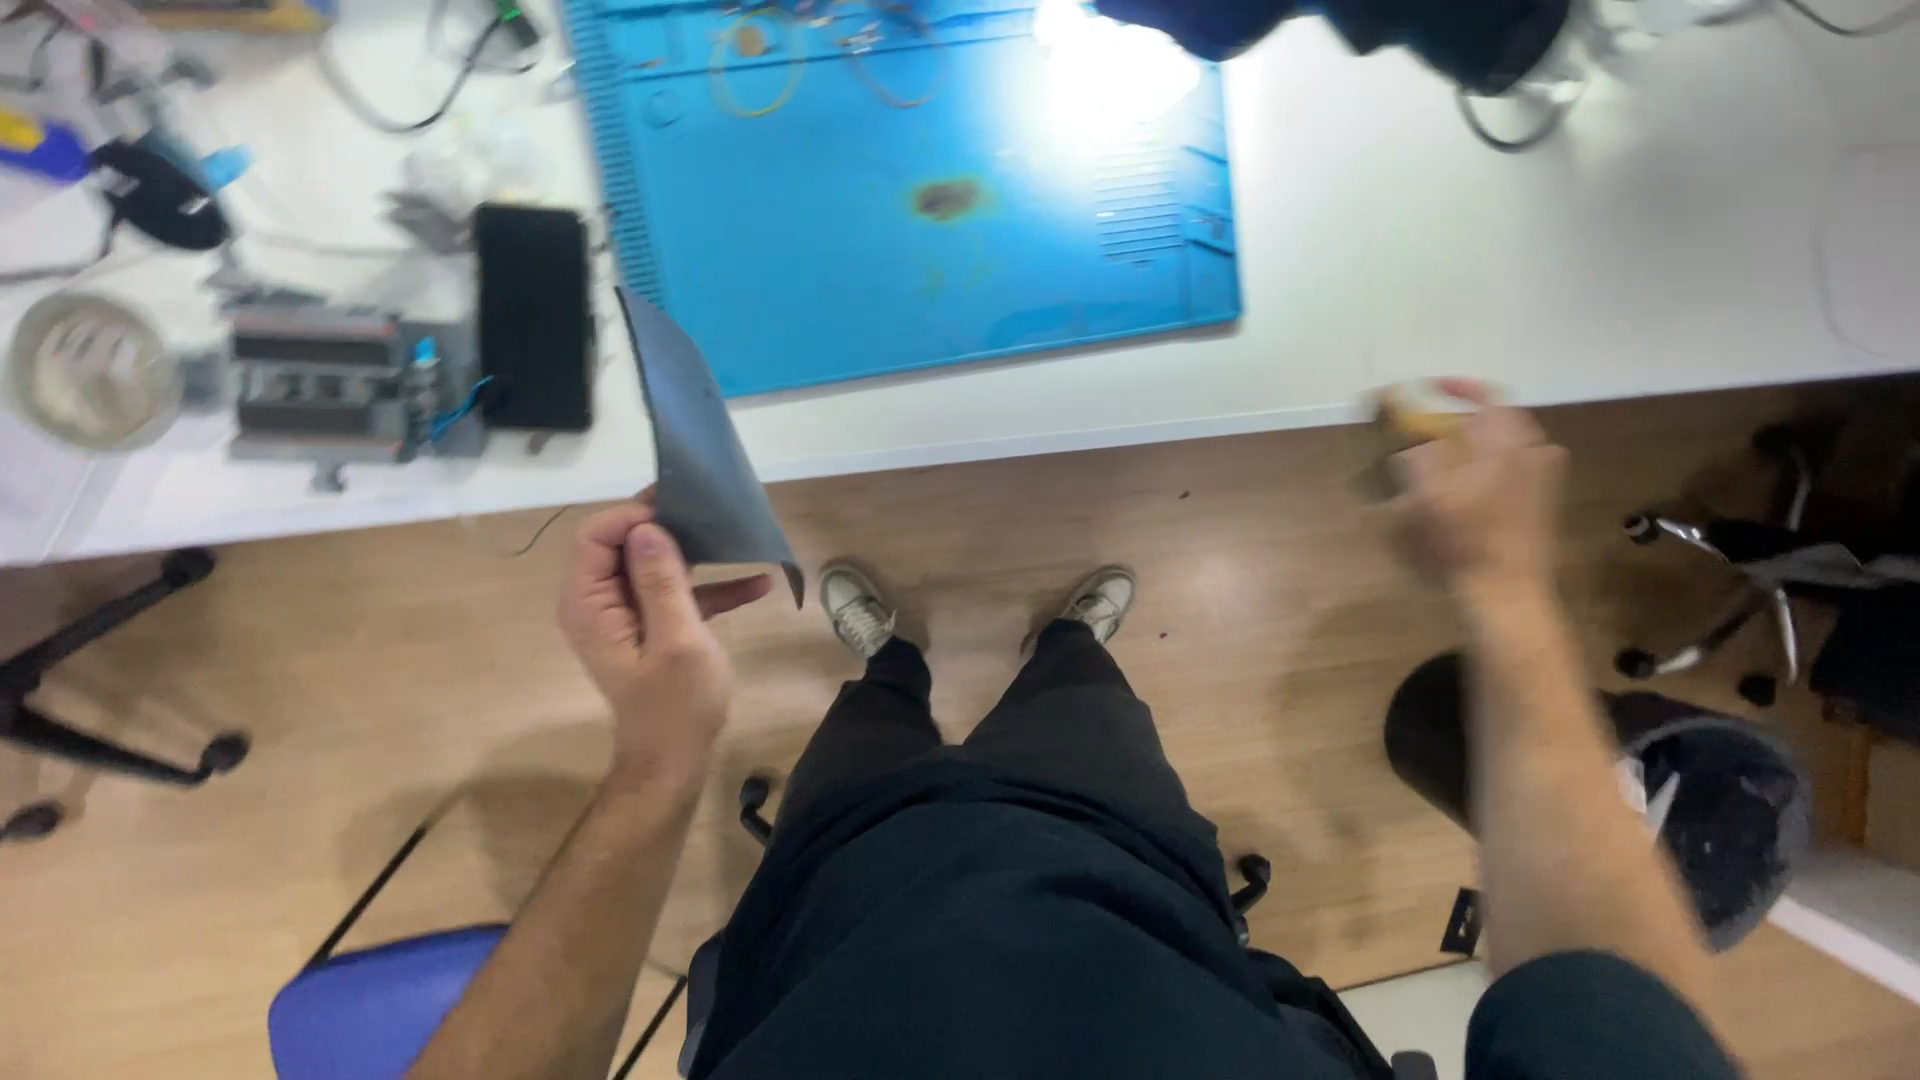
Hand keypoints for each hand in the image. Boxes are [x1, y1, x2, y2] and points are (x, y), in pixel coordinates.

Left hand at [558, 492, 772, 784]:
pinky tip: (758, 585)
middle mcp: (599, 602)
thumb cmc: (676, 706)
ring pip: (652, 561)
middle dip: (667, 525)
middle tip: (713, 512)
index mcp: (590, 605)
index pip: (595, 536)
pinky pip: (676, 591)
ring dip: (694, 551)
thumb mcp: (677, 641)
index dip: (634, 517)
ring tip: (736, 536)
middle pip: (622, 542)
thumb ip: (661, 583)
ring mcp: (626, 613)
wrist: (676, 760)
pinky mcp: (653, 624)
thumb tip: (649, 528)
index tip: (681, 515)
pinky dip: (711, 586)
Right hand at [1390, 379, 1567, 604]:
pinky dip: (1482, 465)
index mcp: (1512, 446)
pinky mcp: (1541, 499)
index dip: (1458, 388)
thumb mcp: (1431, 496)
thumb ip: (1421, 457)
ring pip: (1502, 445)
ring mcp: (1543, 477)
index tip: (1429, 389)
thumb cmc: (1467, 541)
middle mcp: (1535, 453)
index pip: (1491, 398)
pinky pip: (1510, 466)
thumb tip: (1414, 439)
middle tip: (1426, 430)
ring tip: (1438, 461)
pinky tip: (1460, 488)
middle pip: (1496, 422)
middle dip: (1458, 421)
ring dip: (1469, 445)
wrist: (1507, 591)